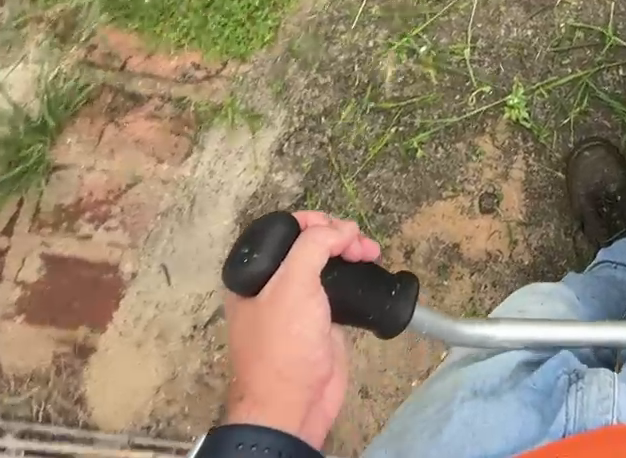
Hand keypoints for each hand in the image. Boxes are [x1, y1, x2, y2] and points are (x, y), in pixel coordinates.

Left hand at [222, 211, 381, 447]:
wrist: (294, 403)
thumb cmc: (285, 344)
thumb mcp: (293, 285)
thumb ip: (315, 246)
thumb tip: (345, 230)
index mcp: (253, 275)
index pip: (285, 230)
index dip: (316, 222)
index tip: (341, 230)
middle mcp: (273, 284)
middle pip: (311, 242)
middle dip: (340, 235)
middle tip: (362, 246)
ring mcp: (298, 302)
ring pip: (328, 260)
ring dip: (352, 250)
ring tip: (372, 254)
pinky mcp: (321, 318)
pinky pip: (339, 283)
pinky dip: (356, 271)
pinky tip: (370, 270)